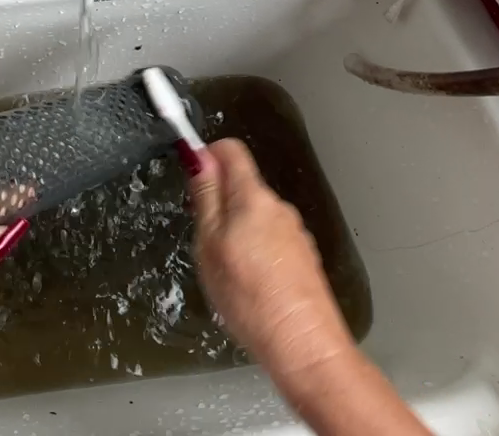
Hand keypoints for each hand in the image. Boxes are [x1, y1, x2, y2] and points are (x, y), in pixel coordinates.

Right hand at [186, 138, 352, 380]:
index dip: (206, 156)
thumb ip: (205, 196)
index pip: (230, 149)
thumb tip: (198, 155)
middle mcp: (279, 207)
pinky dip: (255, 252)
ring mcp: (295, 234)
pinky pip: (270, 240)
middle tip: (203, 239)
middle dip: (217, 202)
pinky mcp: (303, 259)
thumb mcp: (210, 244)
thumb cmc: (251, 298)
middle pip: (241, 185)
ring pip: (254, 215)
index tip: (192, 179)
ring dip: (235, 230)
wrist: (306, 348)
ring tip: (226, 270)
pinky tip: (249, 286)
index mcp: (253, 196)